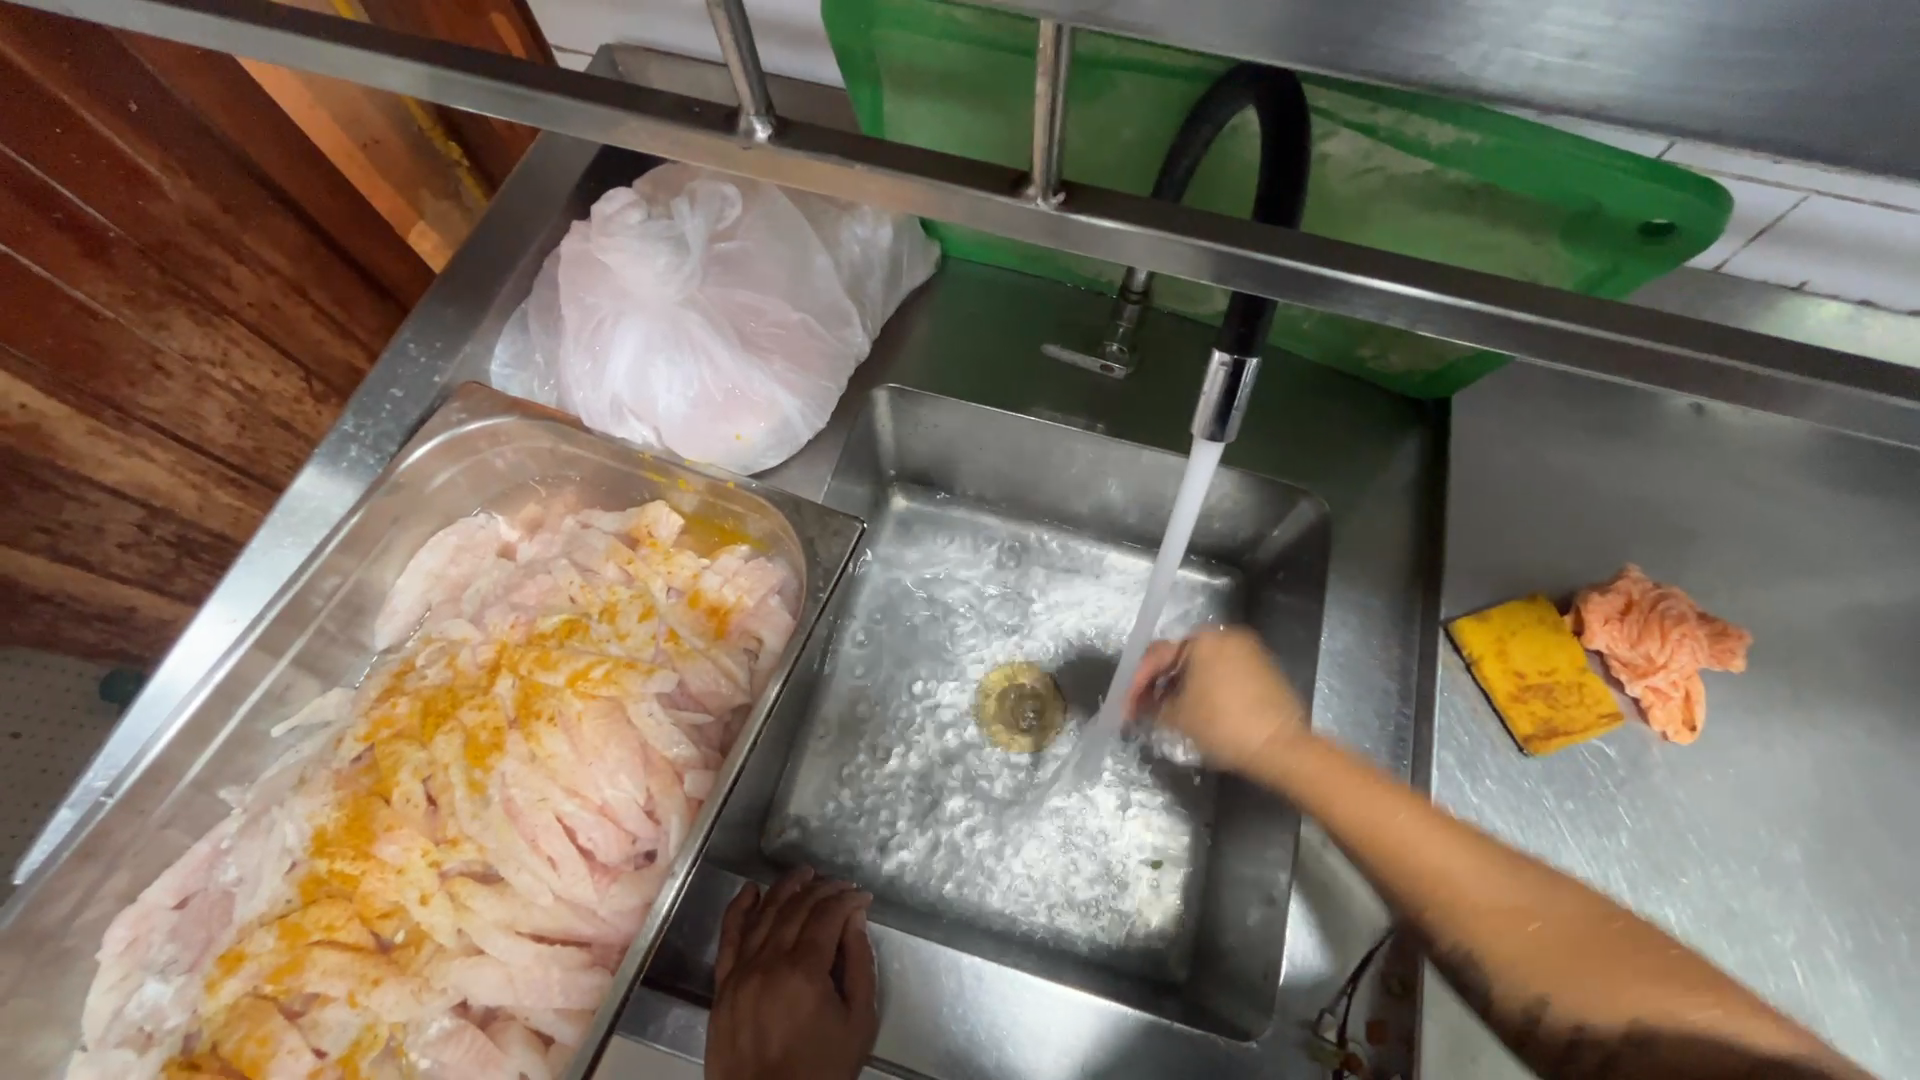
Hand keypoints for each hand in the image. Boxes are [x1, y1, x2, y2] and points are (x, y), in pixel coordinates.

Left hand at [706, 866, 878, 1079]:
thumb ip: (859, 965)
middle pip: (797, 908)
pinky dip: (739, 909)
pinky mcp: (723, 986)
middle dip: (823, 889)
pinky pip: (729, 938)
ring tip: (805, 873)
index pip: (827, 914)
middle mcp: (769, 962)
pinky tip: (750, 890)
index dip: (847, 899)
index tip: (863, 897)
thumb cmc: (821, 1071)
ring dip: (786, 888)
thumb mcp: (858, 1022)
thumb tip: (854, 920)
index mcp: (805, 971)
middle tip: (841, 885)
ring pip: (764, 914)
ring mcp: (741, 972)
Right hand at [1126, 626, 1308, 774]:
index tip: (1124, 707)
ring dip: (1181, 687)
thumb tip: (1140, 705)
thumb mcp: (1176, 717)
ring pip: (1202, 667)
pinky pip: (1223, 674)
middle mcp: (1225, 637)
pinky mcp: (1264, 670)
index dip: (1136, 683)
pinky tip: (1197, 711)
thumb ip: (1150, 705)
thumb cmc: (1223, 726)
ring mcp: (1249, 652)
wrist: (1282, 748)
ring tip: (1167, 713)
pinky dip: (1206, 689)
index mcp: (1202, 639)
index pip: (1157, 655)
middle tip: (1143, 709)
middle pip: (1180, 658)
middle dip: (1159, 684)